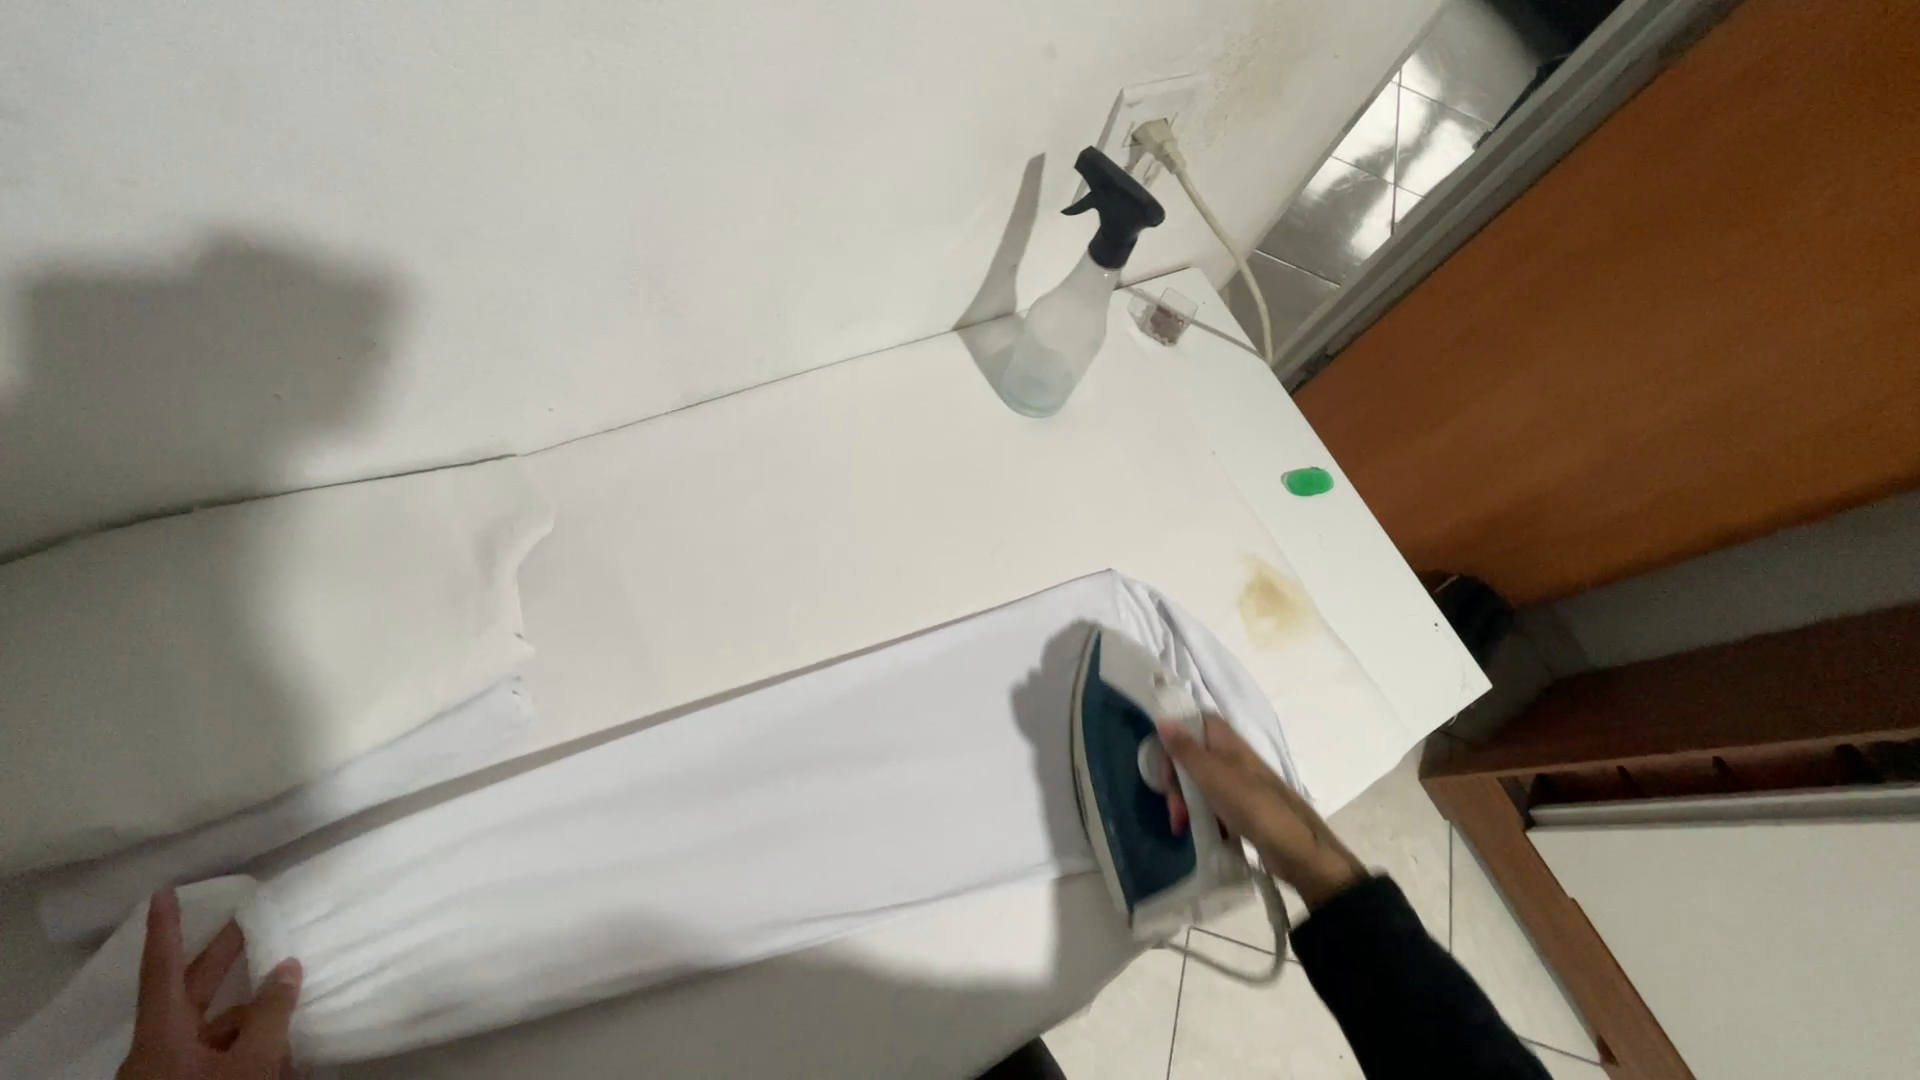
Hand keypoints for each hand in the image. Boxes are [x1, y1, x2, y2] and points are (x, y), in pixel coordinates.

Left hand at [117, 889, 303, 1079]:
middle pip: (193, 993)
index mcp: (162, 1036)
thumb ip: (271, 1011)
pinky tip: (289, 1060)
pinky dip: (254, 1049)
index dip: (165, 931)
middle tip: (251, 921)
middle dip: (224, 959)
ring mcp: (171, 1072)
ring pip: (217, 1029)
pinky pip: (222, 1056)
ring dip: (256, 1020)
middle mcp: (159, 1050)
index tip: (163, 894)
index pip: (163, 971)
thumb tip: (287, 966)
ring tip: (297, 1020)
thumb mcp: (251, 1060)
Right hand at [1157, 715, 1366, 908]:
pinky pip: (1210, 804)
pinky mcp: (1240, 808)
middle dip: (1175, 779)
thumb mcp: (1211, 775)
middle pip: (1191, 755)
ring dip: (1184, 801)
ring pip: (1198, 782)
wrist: (1296, 849)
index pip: (1194, 721)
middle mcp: (1230, 756)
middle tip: (1172, 803)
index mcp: (1226, 741)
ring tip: (1181, 824)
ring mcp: (1236, 783)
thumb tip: (1163, 719)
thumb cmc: (1252, 804)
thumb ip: (1185, 748)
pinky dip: (1200, 815)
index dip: (1174, 734)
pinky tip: (1194, 830)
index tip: (1161, 757)